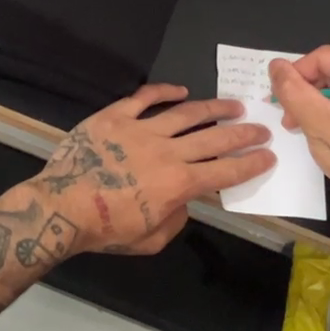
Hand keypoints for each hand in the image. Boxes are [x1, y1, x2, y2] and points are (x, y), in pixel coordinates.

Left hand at [17, 83, 274, 256]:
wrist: (62, 207)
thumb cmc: (105, 230)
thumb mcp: (150, 240)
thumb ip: (175, 220)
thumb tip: (183, 202)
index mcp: (180, 184)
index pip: (226, 171)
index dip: (251, 163)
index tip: (267, 155)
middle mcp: (168, 152)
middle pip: (215, 137)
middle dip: (243, 133)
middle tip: (261, 128)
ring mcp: (141, 130)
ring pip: (187, 113)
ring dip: (214, 107)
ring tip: (232, 105)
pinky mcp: (115, 117)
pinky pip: (145, 98)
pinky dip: (165, 91)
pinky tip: (180, 90)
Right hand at [267, 46, 329, 220]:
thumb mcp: (317, 121)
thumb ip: (293, 90)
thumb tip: (275, 64)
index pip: (325, 57)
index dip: (296, 73)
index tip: (279, 98)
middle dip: (305, 90)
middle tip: (288, 116)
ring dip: (314, 101)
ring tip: (299, 124)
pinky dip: (329, 108)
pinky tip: (318, 126)